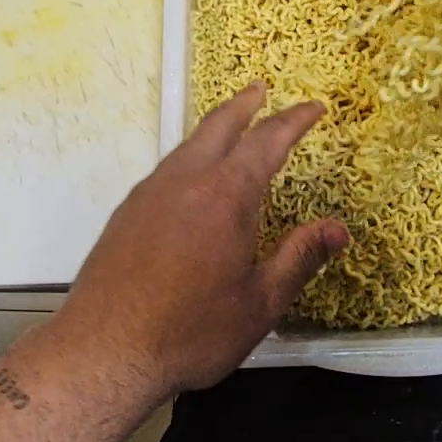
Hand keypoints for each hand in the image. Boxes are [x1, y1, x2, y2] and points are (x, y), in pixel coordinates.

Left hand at [52, 84, 348, 397]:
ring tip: (233, 127)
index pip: (268, 141)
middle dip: (246, 103)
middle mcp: (187, 179)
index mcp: (226, 195)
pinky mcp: (128, 209)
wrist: (103, 351)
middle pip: (220, 124)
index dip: (294, 120)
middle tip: (262, 89)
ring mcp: (151, 190)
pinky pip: (169, 167)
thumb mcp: (259, 303)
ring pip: (190, 143)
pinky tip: (195, 179)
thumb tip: (338, 228)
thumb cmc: (190, 331)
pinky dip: (192, 155)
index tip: (314, 107)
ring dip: (216, 127)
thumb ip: (300, 258)